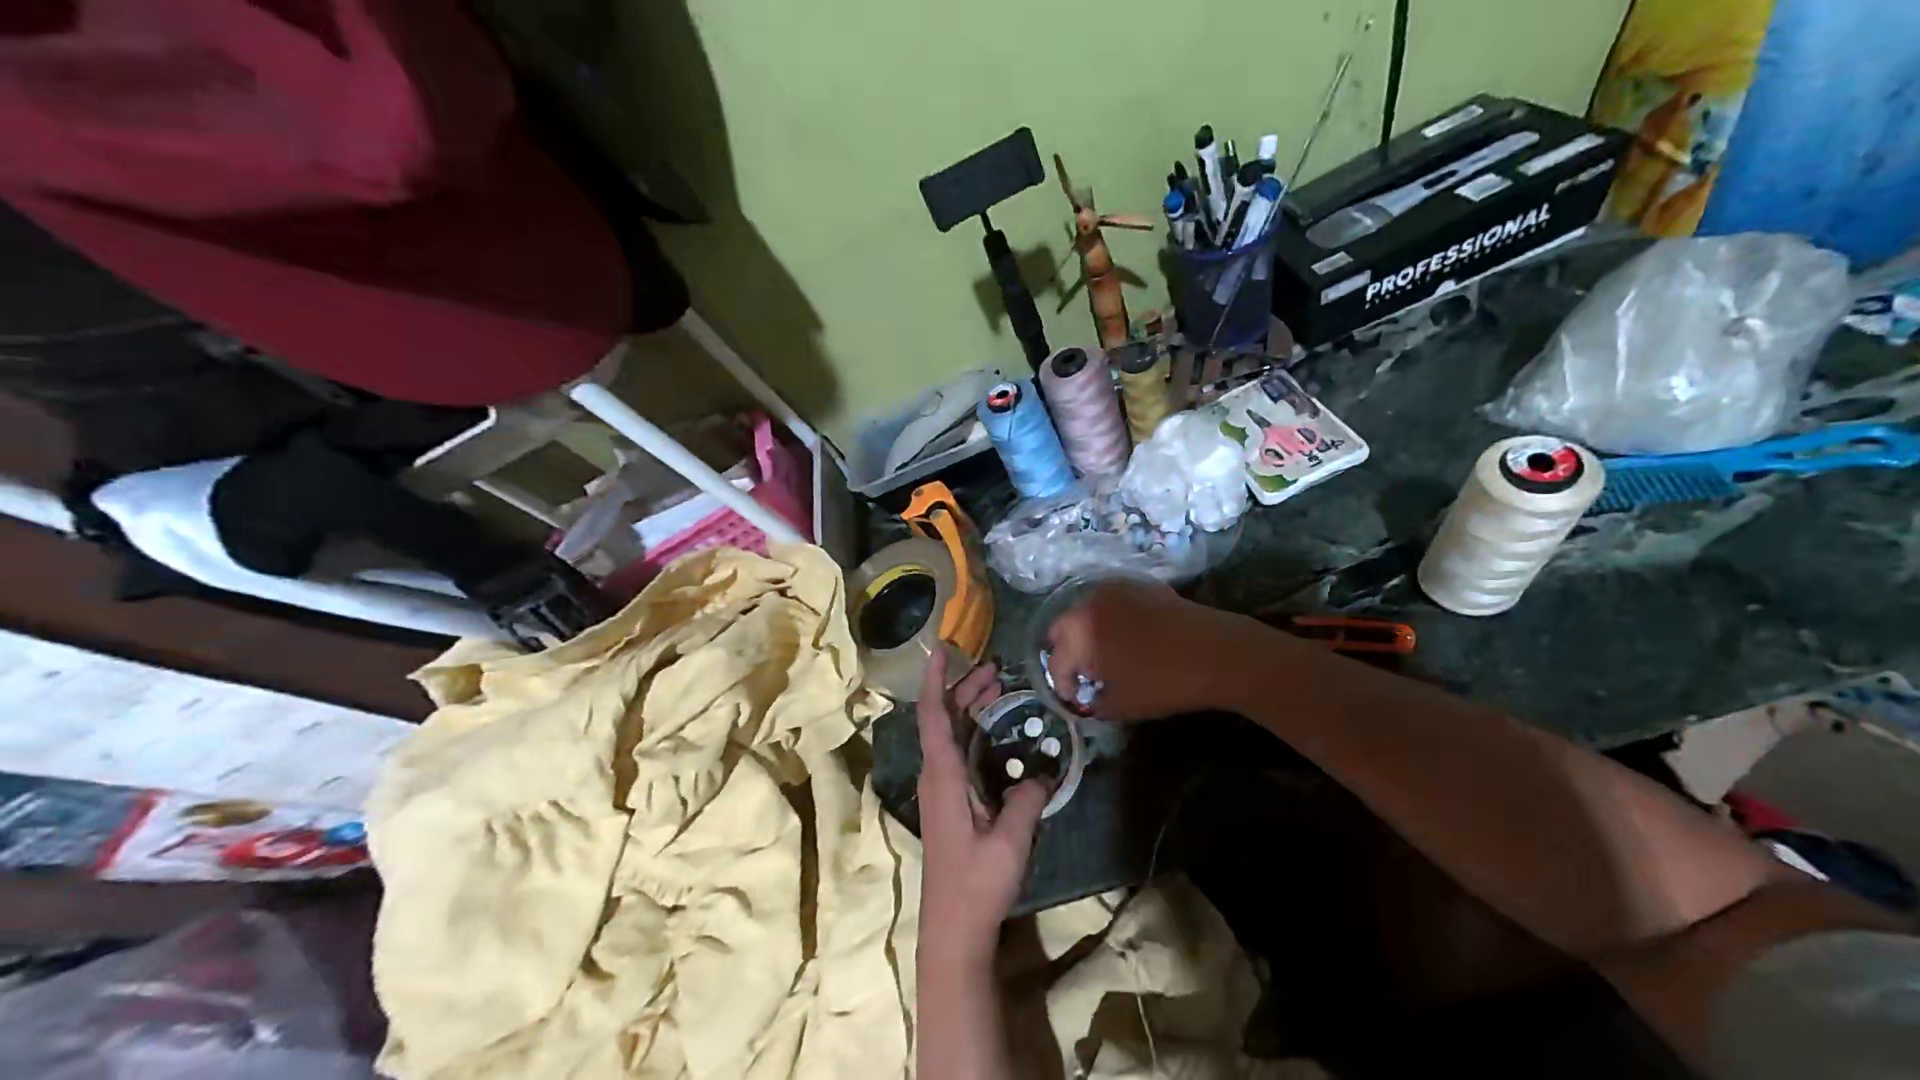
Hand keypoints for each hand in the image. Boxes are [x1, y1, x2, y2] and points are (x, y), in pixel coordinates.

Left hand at [916, 651, 1050, 968]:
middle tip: (995, 668)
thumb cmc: (976, 883)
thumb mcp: (1010, 841)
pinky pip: (958, 754)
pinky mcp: (950, 804)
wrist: (953, 929)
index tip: (940, 649)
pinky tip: (997, 732)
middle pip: (942, 719)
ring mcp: (940, 790)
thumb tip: (1044, 771)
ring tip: (998, 688)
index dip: (934, 680)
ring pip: (950, 736)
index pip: (932, 716)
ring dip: (969, 709)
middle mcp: (936, 777)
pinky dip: (974, 734)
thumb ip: (1027, 800)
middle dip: (963, 688)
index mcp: (943, 777)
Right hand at [1044, 580, 1257, 721]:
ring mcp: (1116, 589)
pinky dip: (1111, 622)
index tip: (1075, 699)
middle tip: (1086, 677)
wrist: (1220, 653)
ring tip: (1106, 660)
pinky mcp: (1141, 586)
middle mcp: (1090, 601)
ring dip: (1088, 635)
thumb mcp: (1121, 705)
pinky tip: (1129, 642)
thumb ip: (1094, 702)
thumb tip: (1087, 698)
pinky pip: (1112, 605)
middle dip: (1070, 654)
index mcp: (1077, 630)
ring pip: (1087, 613)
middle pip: (1065, 629)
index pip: (1056, 660)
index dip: (1062, 685)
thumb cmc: (1164, 682)